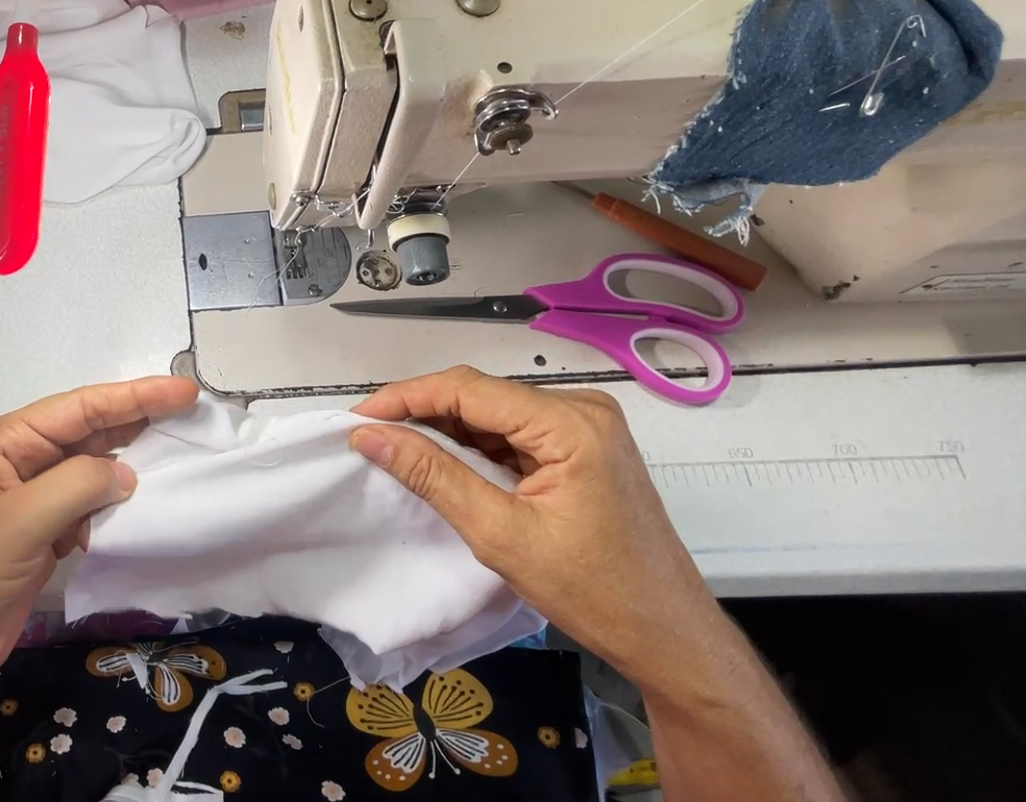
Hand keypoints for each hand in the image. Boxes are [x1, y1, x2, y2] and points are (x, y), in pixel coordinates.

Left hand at [0, 375, 199, 677]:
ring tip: (182, 451)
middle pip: (93, 428)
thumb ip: (79, 485)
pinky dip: (121, 501)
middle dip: (141, 419)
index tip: (185, 392)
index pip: (82, 407)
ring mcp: (40, 494)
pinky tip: (147, 502)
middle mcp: (27, 457)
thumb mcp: (23, 520)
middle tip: (194, 412)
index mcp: (11, 439)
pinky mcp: (51, 528)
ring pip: (98, 465)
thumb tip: (127, 475)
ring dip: (135, 460)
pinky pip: (95, 502)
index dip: (135, 396)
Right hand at [347, 366, 720, 684]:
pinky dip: (472, 444)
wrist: (668, 637)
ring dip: (444, 429)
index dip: (406, 397)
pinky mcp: (581, 446)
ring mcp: (584, 427)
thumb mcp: (499, 533)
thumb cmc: (592, 591)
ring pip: (492, 411)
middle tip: (370, 436)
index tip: (358, 419)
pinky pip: (511, 431)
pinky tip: (441, 461)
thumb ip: (432, 475)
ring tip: (396, 449)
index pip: (468, 388)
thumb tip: (371, 436)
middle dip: (421, 412)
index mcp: (571, 424)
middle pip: (480, 394)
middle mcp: (581, 410)